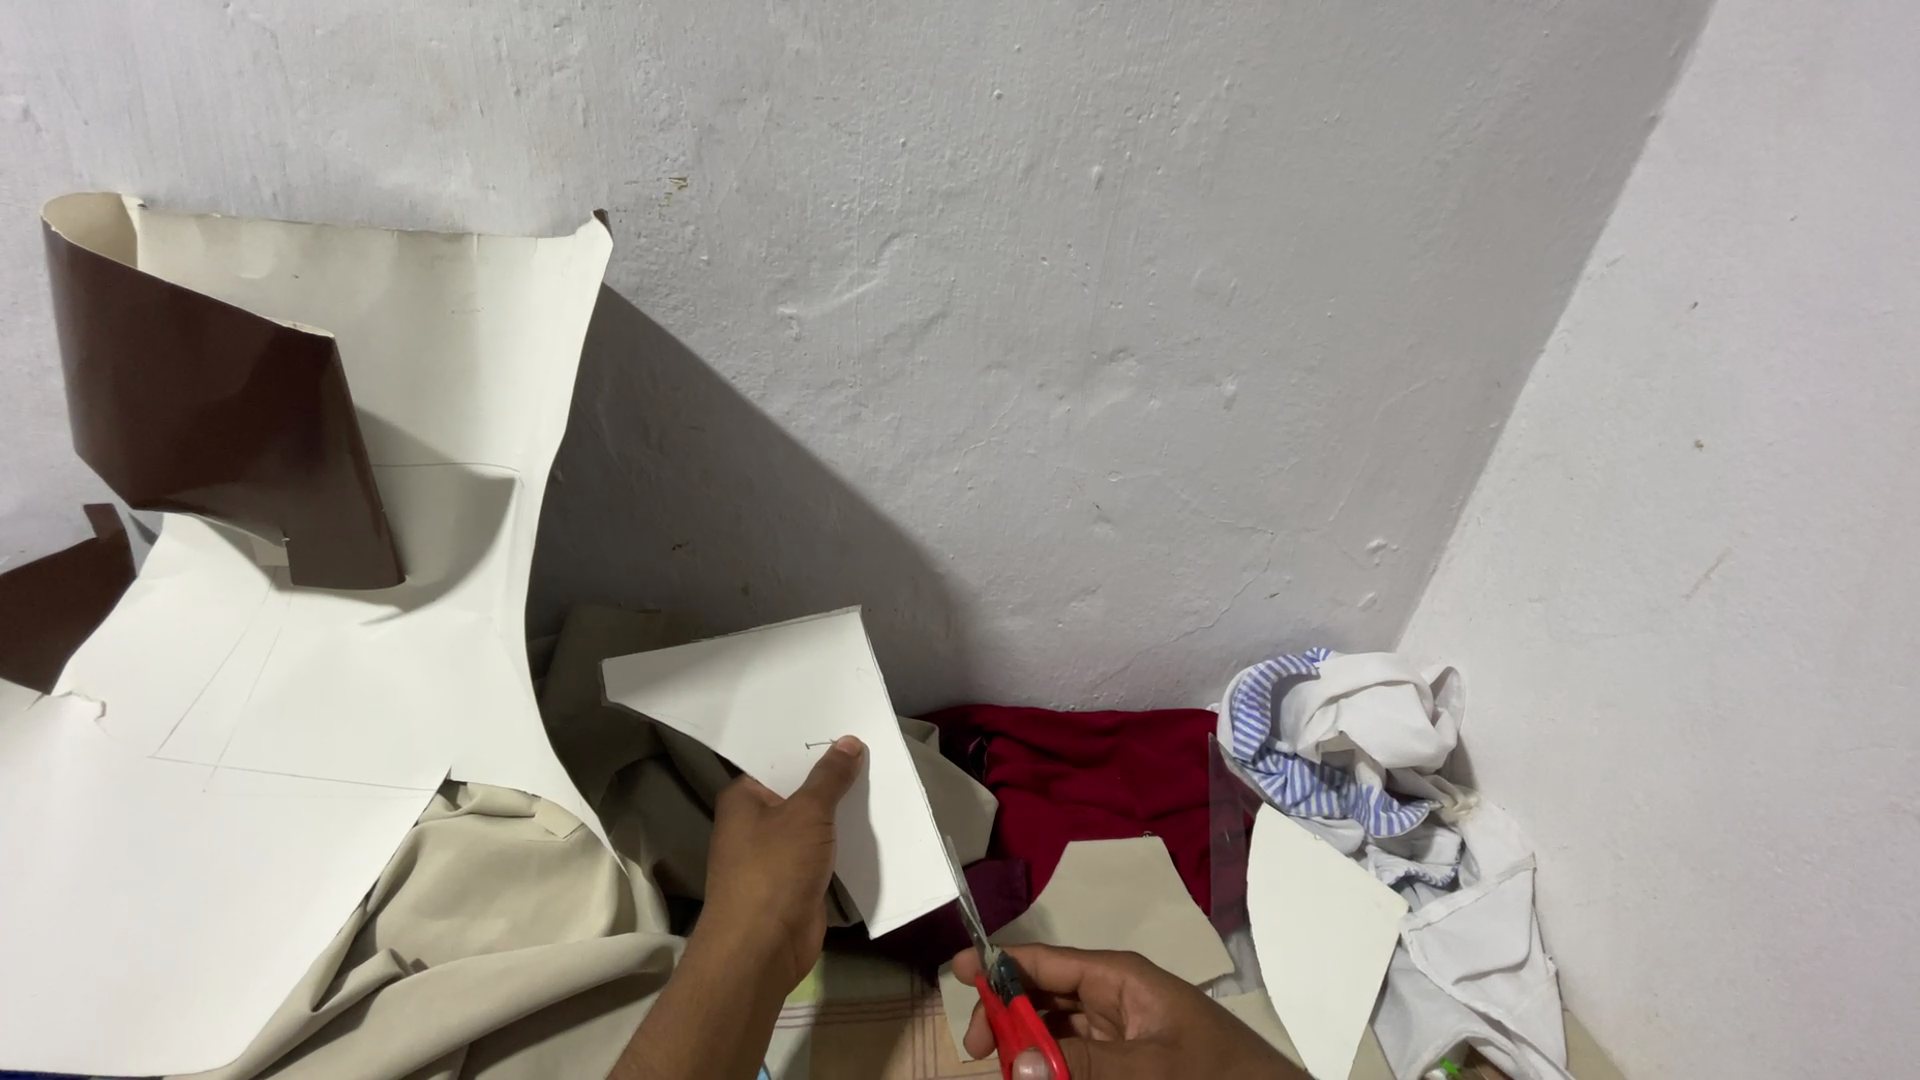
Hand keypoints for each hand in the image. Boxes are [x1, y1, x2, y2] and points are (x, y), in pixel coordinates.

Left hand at [696, 735, 864, 992]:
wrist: (762, 949)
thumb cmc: (774, 869)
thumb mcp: (807, 813)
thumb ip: (830, 777)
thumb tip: (849, 741)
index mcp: (745, 797)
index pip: (779, 759)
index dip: (811, 744)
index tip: (846, 725)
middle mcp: (756, 821)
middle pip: (800, 788)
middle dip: (833, 775)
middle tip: (872, 745)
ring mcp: (776, 852)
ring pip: (815, 820)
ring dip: (842, 807)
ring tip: (880, 775)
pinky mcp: (796, 879)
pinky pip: (824, 848)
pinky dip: (844, 837)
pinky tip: (874, 820)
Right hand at [952, 944, 1301, 1079]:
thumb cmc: (1221, 1073)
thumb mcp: (1154, 1070)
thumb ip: (1086, 1066)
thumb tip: (1019, 1064)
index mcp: (1119, 977)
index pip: (1047, 962)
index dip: (1001, 964)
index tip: (957, 974)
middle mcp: (1113, 999)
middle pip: (1044, 998)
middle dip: (1008, 1017)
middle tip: (978, 1051)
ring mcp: (1120, 1035)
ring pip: (1056, 1033)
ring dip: (1028, 1049)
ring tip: (1000, 1066)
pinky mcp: (1127, 1066)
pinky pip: (1077, 1060)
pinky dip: (1054, 1067)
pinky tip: (1037, 1075)